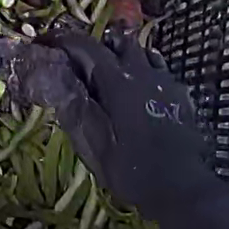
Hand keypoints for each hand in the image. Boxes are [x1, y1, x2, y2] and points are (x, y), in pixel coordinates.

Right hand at [51, 33, 228, 228]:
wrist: (180, 188)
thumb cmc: (131, 170)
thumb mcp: (93, 144)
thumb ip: (75, 107)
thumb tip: (57, 79)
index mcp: (118, 82)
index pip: (87, 47)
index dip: (64, 40)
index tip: (47, 41)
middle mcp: (143, 73)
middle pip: (117, 43)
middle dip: (95, 46)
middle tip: (78, 61)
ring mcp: (166, 82)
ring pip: (141, 53)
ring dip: (121, 56)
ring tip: (107, 73)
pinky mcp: (180, 96)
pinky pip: (158, 71)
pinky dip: (142, 71)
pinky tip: (137, 90)